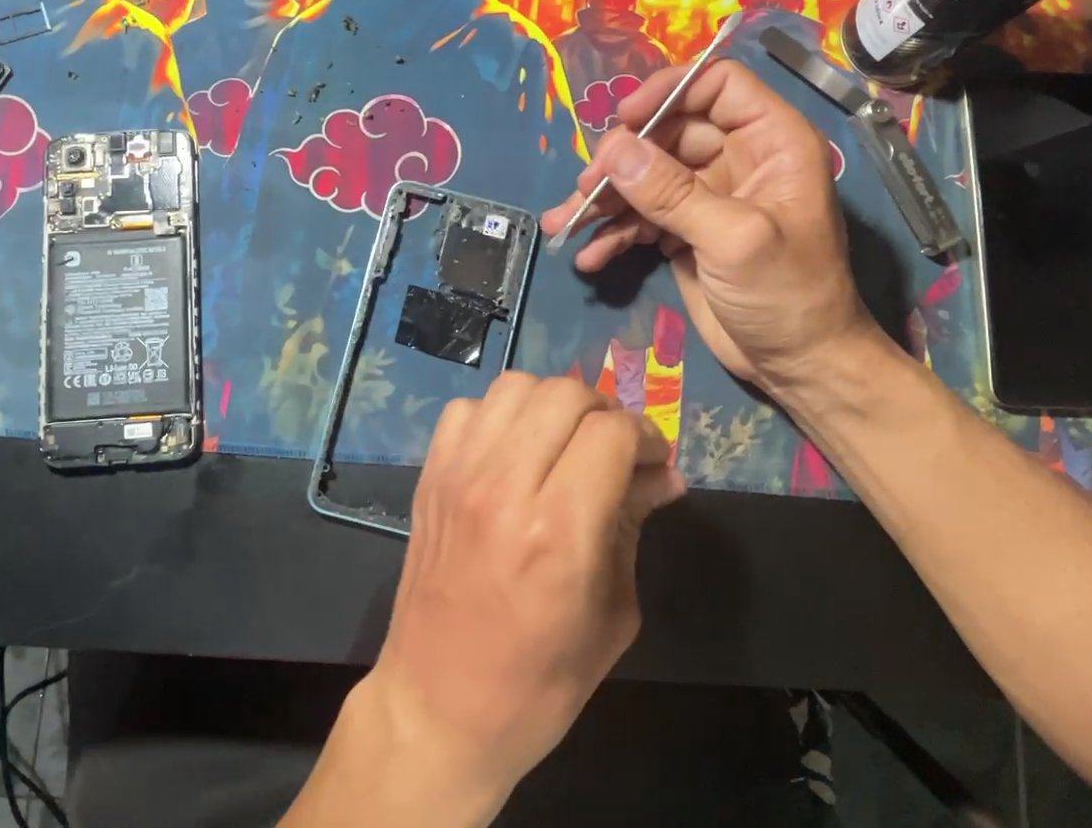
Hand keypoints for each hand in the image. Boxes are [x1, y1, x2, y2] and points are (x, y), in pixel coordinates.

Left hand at [352, 374, 682, 819]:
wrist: (441, 705)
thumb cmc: (541, 681)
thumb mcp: (614, 612)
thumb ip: (633, 527)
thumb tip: (662, 477)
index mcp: (559, 529)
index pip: (611, 431)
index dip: (646, 436)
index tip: (653, 463)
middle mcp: (503, 486)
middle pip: (564, 393)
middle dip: (605, 412)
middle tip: (616, 451)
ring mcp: (458, 476)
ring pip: (514, 386)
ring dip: (552, 404)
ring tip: (566, 443)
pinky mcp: (429, 477)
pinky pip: (467, 408)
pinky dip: (499, 415)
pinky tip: (514, 451)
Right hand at [540, 58, 876, 392]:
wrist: (797, 364)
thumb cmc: (787, 294)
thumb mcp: (733, 239)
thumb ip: (672, 193)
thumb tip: (614, 150)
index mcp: (771, 143)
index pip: (717, 87)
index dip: (668, 92)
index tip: (623, 120)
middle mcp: (738, 160)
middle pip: (667, 133)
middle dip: (622, 159)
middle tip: (586, 188)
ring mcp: (707, 198)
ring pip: (645, 178)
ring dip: (604, 201)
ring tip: (564, 224)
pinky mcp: (684, 234)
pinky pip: (639, 219)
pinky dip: (612, 235)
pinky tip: (589, 256)